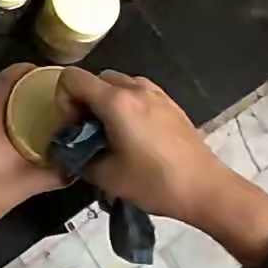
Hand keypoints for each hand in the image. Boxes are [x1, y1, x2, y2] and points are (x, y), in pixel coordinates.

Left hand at [0, 64, 66, 232]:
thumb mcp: (31, 183)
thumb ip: (59, 172)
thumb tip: (81, 162)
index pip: (4, 79)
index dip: (24, 70)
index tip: (45, 74)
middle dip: (17, 84)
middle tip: (42, 91)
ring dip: (3, 99)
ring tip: (27, 107)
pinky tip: (4, 128)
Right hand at [57, 68, 255, 236]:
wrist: (205, 188)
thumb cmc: (154, 182)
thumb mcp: (106, 177)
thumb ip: (78, 159)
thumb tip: (68, 153)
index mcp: (116, 101)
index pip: (72, 78)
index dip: (63, 100)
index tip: (74, 127)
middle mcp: (135, 87)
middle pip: (95, 79)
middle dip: (84, 102)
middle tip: (89, 133)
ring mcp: (155, 92)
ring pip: (117, 84)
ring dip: (105, 102)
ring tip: (111, 135)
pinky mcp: (169, 102)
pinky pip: (136, 92)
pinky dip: (125, 105)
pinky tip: (134, 135)